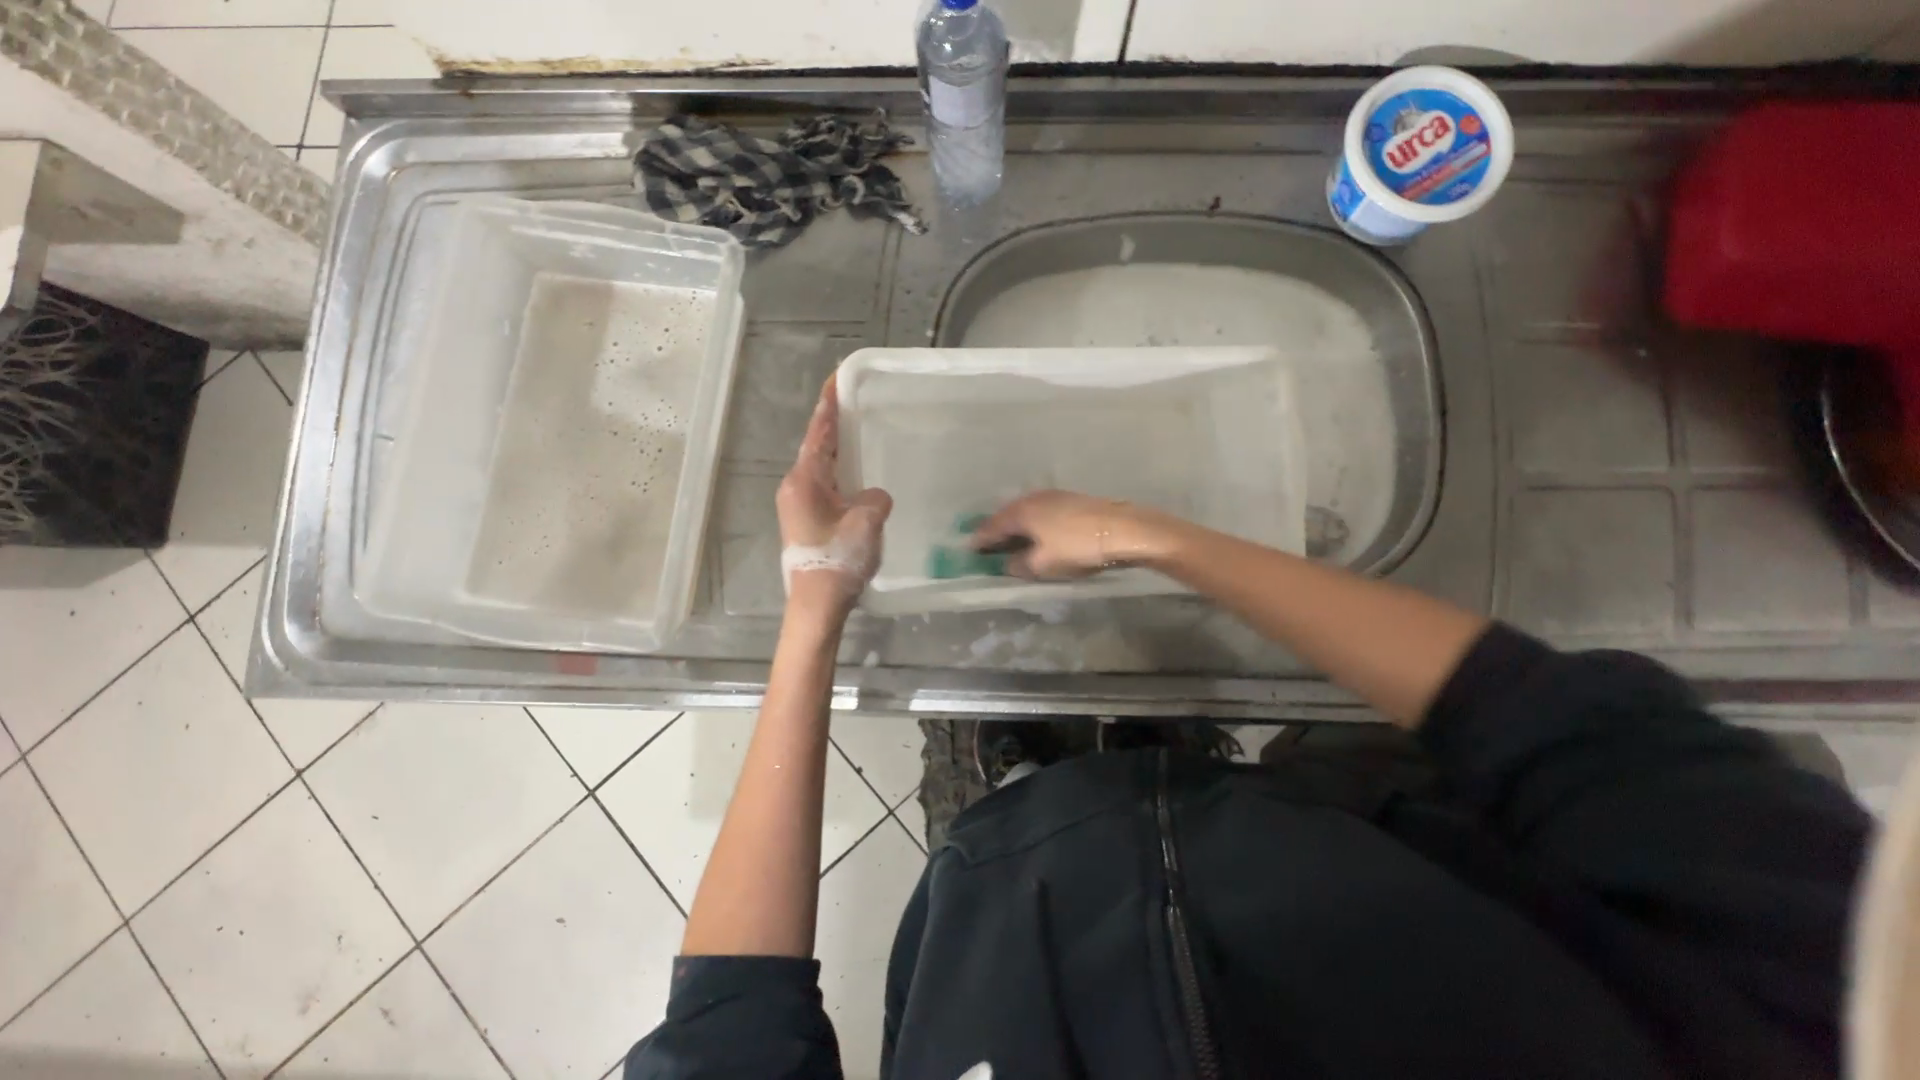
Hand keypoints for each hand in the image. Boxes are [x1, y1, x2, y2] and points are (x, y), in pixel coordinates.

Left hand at [776, 375, 891, 618]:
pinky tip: (858, 478)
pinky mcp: (806, 522)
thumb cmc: (837, 558)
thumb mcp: (866, 522)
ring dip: (839, 453)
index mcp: (805, 479)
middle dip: (836, 426)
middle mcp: (795, 487)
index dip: (829, 404)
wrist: (817, 603)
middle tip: (857, 402)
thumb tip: (874, 497)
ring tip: (861, 435)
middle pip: (817, 448)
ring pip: (821, 469)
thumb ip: (875, 498)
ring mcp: (798, 506)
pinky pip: (825, 488)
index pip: (818, 431)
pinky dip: (841, 476)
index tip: (837, 378)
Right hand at [969, 491, 1174, 580]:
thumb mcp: (1042, 565)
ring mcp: (1054, 497)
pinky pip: (1042, 514)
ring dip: (1017, 529)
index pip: (990, 527)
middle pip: (1007, 517)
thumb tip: (1007, 563)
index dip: (979, 541)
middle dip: (996, 533)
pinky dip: (1034, 526)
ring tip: (1012, 544)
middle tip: (987, 549)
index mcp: (1020, 512)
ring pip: (1026, 514)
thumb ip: (1018, 565)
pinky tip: (1039, 537)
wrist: (1125, 530)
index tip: (968, 552)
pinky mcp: (1072, 502)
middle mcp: (1032, 499)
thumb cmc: (1077, 548)